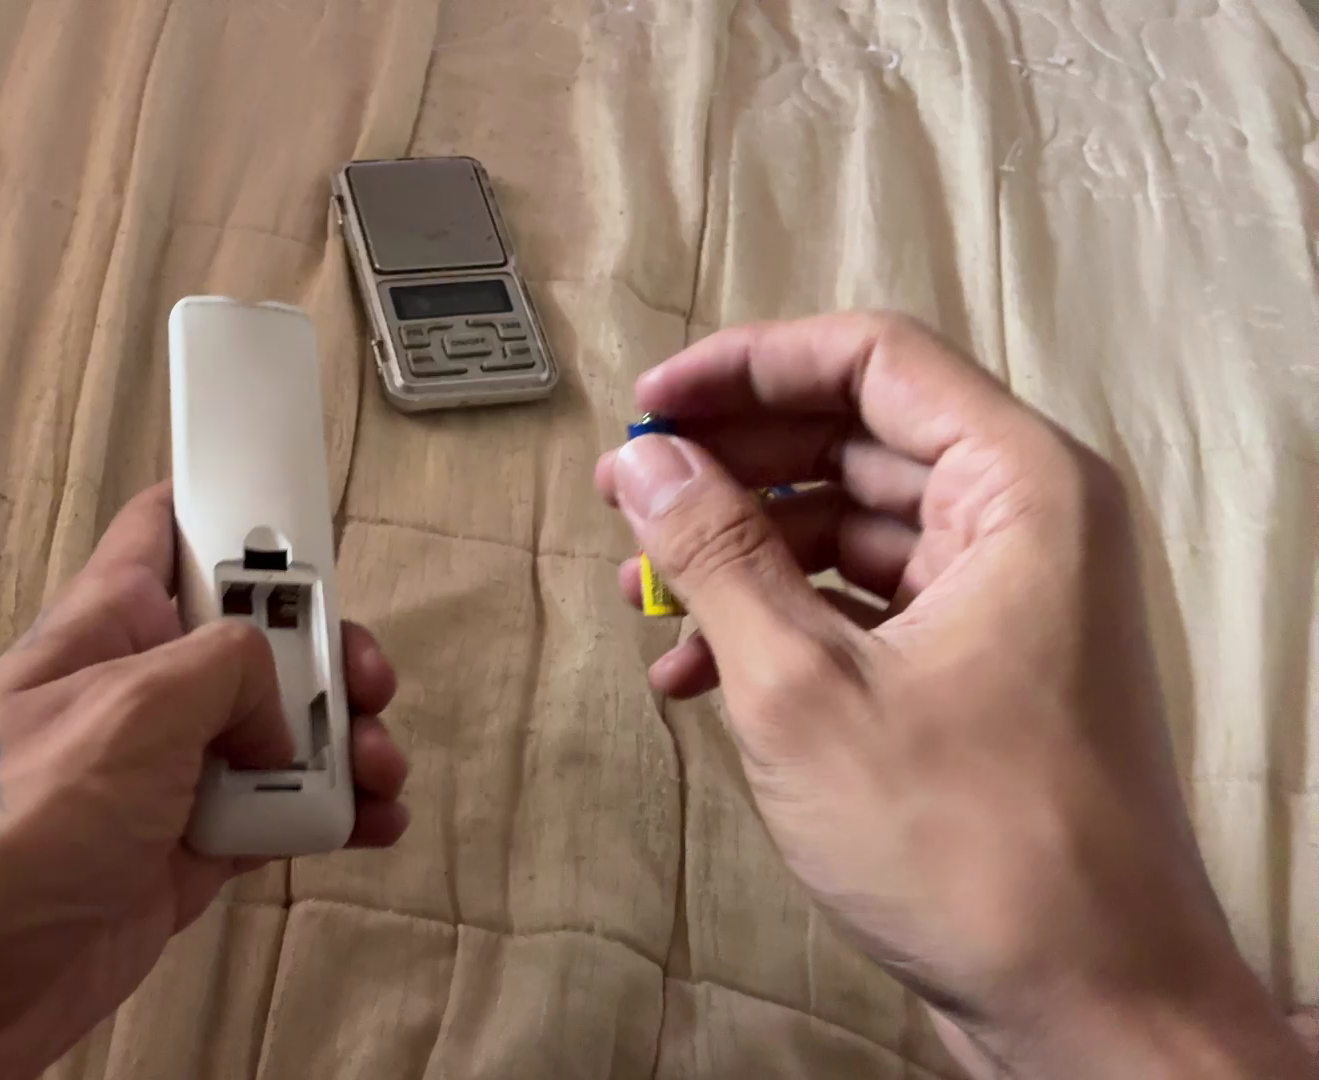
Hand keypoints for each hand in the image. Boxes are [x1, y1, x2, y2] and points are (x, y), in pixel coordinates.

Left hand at [0, 484, 408, 1079]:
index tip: (307, 521)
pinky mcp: (202, 834)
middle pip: (263, 633)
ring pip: (286, 724)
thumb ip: (225, 668)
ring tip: (379, 768)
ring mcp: (181, 761)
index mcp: (118, 619)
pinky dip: (334, 807)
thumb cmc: (11, 824)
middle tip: (367, 680)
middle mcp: (154, 681)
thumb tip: (276, 706)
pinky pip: (287, 804)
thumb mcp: (129, 710)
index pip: (172, 526)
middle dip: (328, 650)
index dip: (235, 507)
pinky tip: (372, 819)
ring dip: (346, 738)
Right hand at [595, 314, 1306, 1078]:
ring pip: (827, 520)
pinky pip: (836, 593)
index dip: (745, 367)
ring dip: (725, 547)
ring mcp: (981, 590)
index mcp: (1015, 492)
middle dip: (720, 463)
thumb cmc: (959, 840)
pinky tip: (686, 664)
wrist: (1077, 1011)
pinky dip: (757, 613)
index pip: (867, 362)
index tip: (651, 402)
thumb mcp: (797, 679)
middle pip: (839, 438)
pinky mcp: (949, 650)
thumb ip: (713, 554)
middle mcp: (1010, 522)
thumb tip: (641, 462)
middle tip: (625, 487)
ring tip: (640, 586)